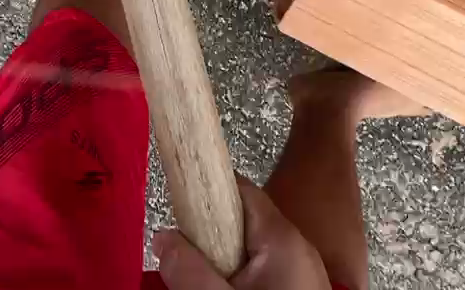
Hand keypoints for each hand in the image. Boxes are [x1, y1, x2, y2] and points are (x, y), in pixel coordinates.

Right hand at [154, 180, 332, 289]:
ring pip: (245, 250)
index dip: (202, 194)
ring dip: (220, 266)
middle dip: (208, 239)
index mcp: (281, 236)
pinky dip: (238, 281)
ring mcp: (301, 271)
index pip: (234, 185)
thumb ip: (188, 270)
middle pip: (236, 219)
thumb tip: (163, 239)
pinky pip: (259, 272)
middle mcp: (295, 245)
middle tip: (190, 267)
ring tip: (208, 286)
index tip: (179, 218)